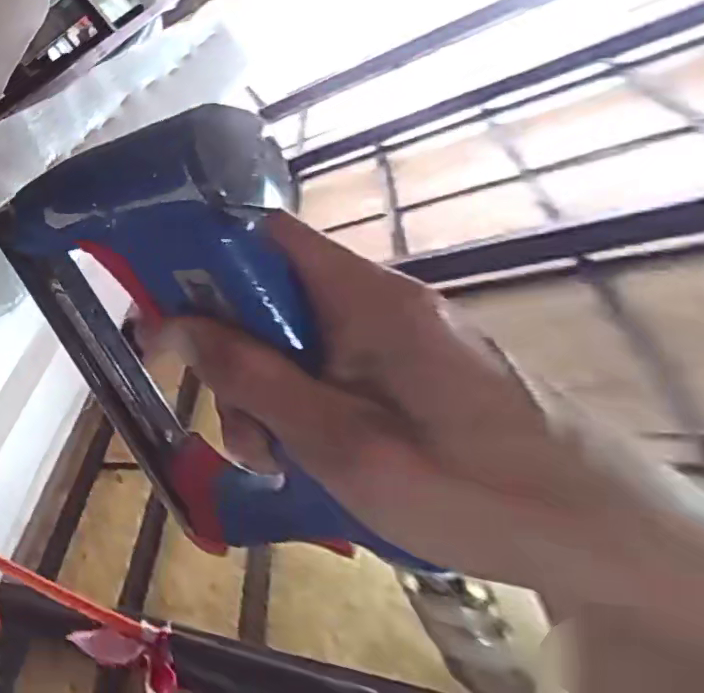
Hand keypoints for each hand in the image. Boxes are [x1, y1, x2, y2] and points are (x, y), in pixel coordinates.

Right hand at [155, 213, 703, 628]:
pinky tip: (302, 455)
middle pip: (259, 291)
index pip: (259, 232)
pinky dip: (291, 402)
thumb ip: (251, 379)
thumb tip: (168, 324)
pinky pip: (316, 364)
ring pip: (281, 336)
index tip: (150, 293)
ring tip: (271, 456)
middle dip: (222, 348)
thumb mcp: (347, 447)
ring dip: (254, 389)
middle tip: (217, 409)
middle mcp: (374, 302)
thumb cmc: (493, 498)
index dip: (194, 246)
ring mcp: (389, 336)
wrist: (642, 560)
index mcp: (368, 300)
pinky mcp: (402, 367)